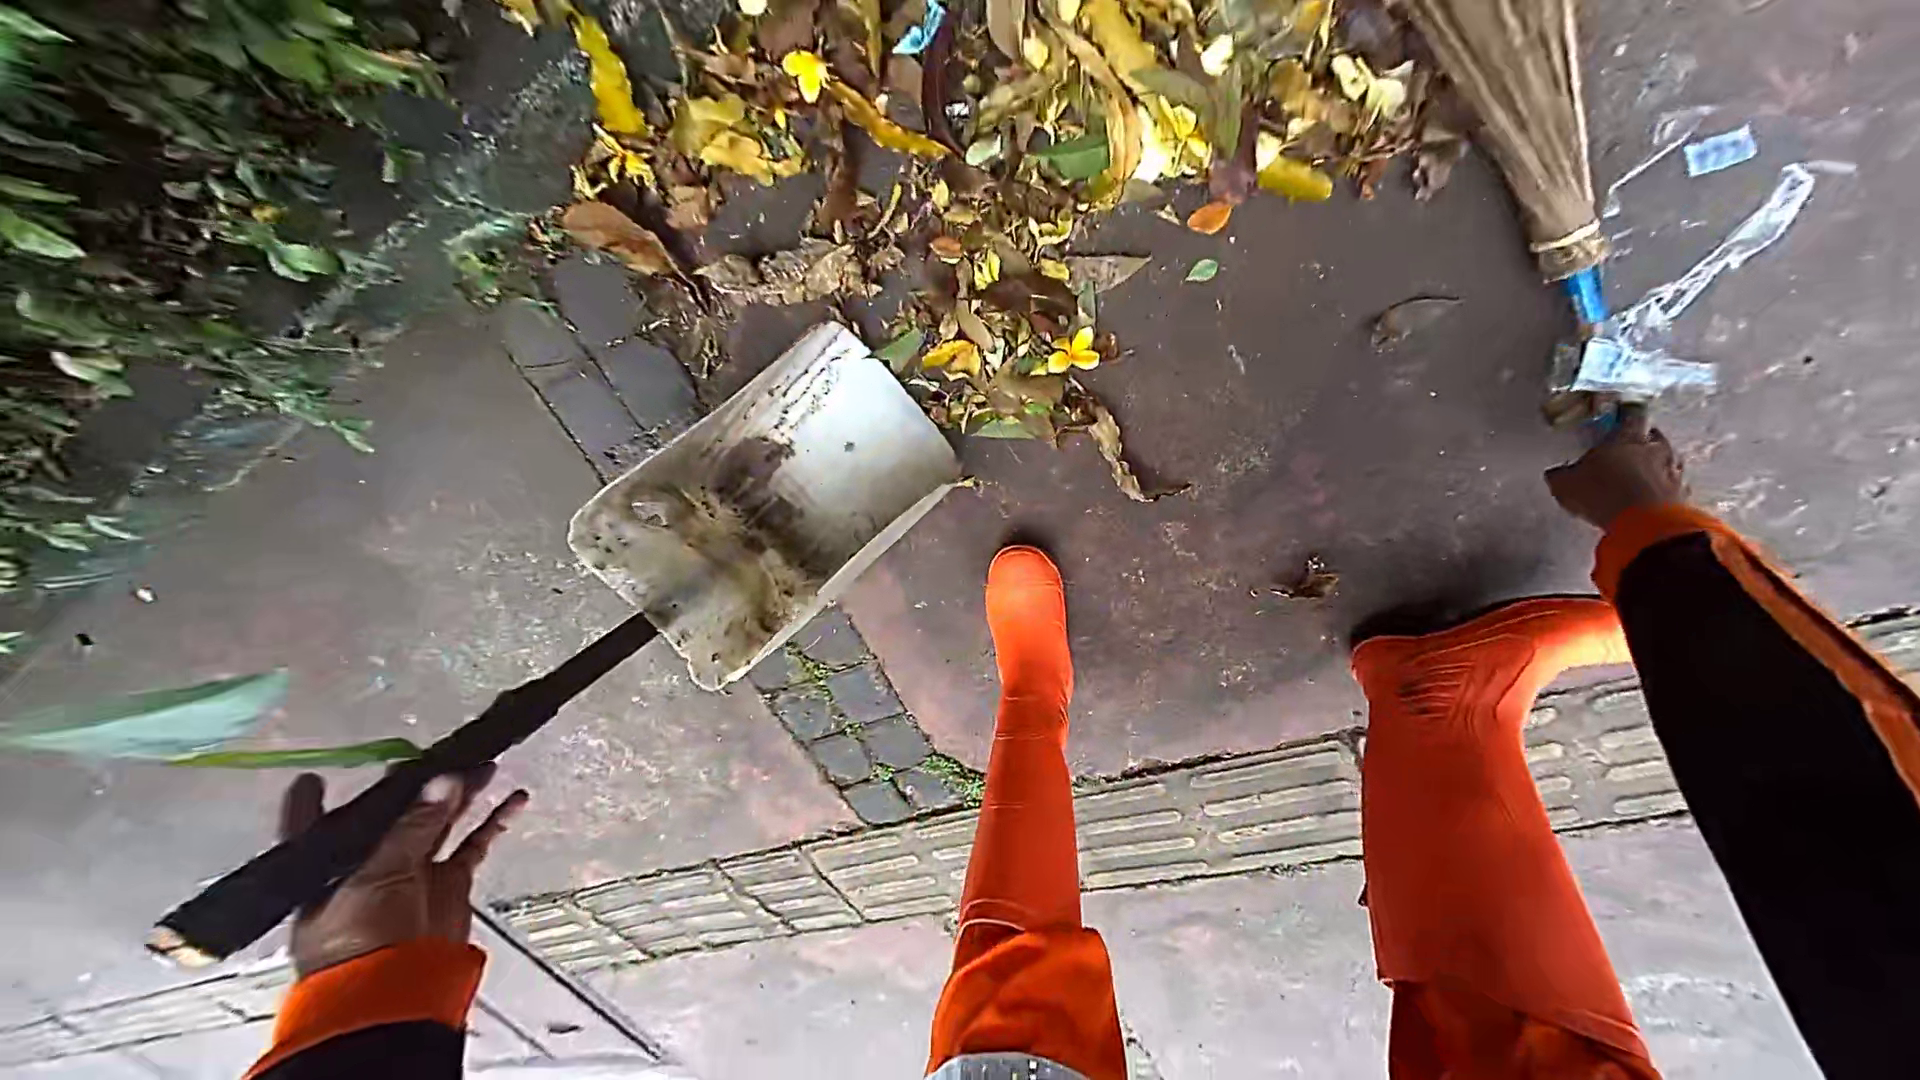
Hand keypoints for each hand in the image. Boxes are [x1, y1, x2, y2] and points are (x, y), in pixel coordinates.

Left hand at [278, 766, 528, 976]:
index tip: (311, 777)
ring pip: (441, 823)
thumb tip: (446, 778)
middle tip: (446, 754)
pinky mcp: (450, 881)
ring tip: (487, 765)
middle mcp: (370, 868)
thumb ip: (415, 826)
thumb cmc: (363, 933)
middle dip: (419, 787)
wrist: (397, 985)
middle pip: (395, 818)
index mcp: (331, 871)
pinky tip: (515, 799)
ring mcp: (414, 873)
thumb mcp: (379, 875)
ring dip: (463, 795)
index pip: (315, 832)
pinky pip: (476, 843)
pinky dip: (496, 820)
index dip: (311, 805)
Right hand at [1544, 406, 1687, 528]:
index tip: (1615, 415)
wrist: (1644, 522)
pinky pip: (1666, 481)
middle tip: (1620, 449)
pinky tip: (1640, 494)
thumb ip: (1562, 472)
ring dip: (1649, 463)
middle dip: (1637, 440)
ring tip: (1630, 475)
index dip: (1622, 413)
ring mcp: (1672, 469)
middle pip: (1650, 436)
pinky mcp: (1681, 491)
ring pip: (1662, 458)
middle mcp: (1656, 447)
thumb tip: (1558, 471)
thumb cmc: (1600, 492)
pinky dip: (1655, 484)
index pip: (1631, 414)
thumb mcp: (1564, 483)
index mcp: (1627, 438)